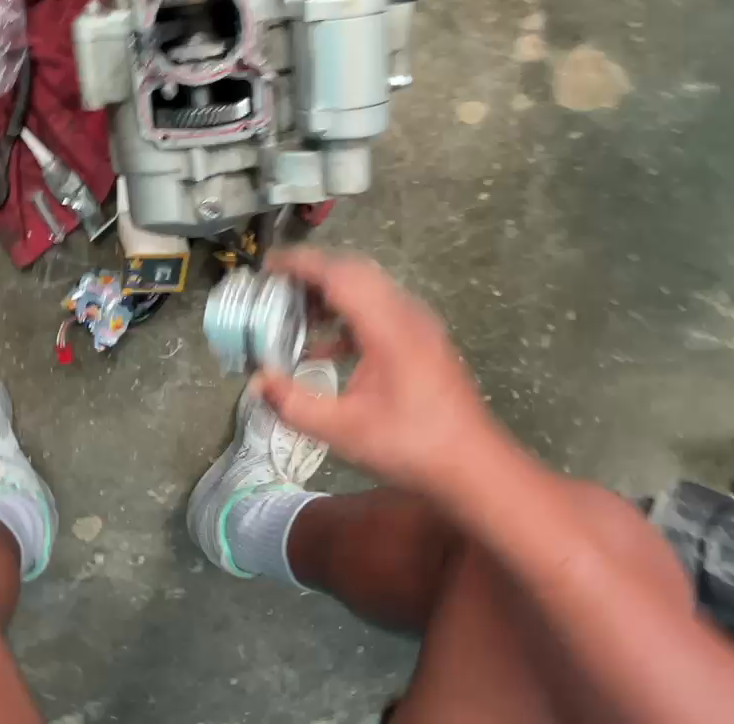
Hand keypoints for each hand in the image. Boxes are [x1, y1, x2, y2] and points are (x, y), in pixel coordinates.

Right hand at [253, 248, 502, 494]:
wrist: (476, 470)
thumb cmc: (411, 447)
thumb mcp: (343, 430)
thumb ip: (294, 404)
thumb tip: (257, 382)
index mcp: (388, 327)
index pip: (339, 275)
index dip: (300, 264)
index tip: (267, 265)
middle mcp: (406, 314)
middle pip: (354, 273)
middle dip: (311, 274)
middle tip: (275, 288)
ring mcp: (418, 325)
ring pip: (368, 289)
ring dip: (329, 294)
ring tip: (294, 315)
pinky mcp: (422, 340)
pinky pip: (378, 309)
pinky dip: (346, 315)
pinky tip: (323, 347)